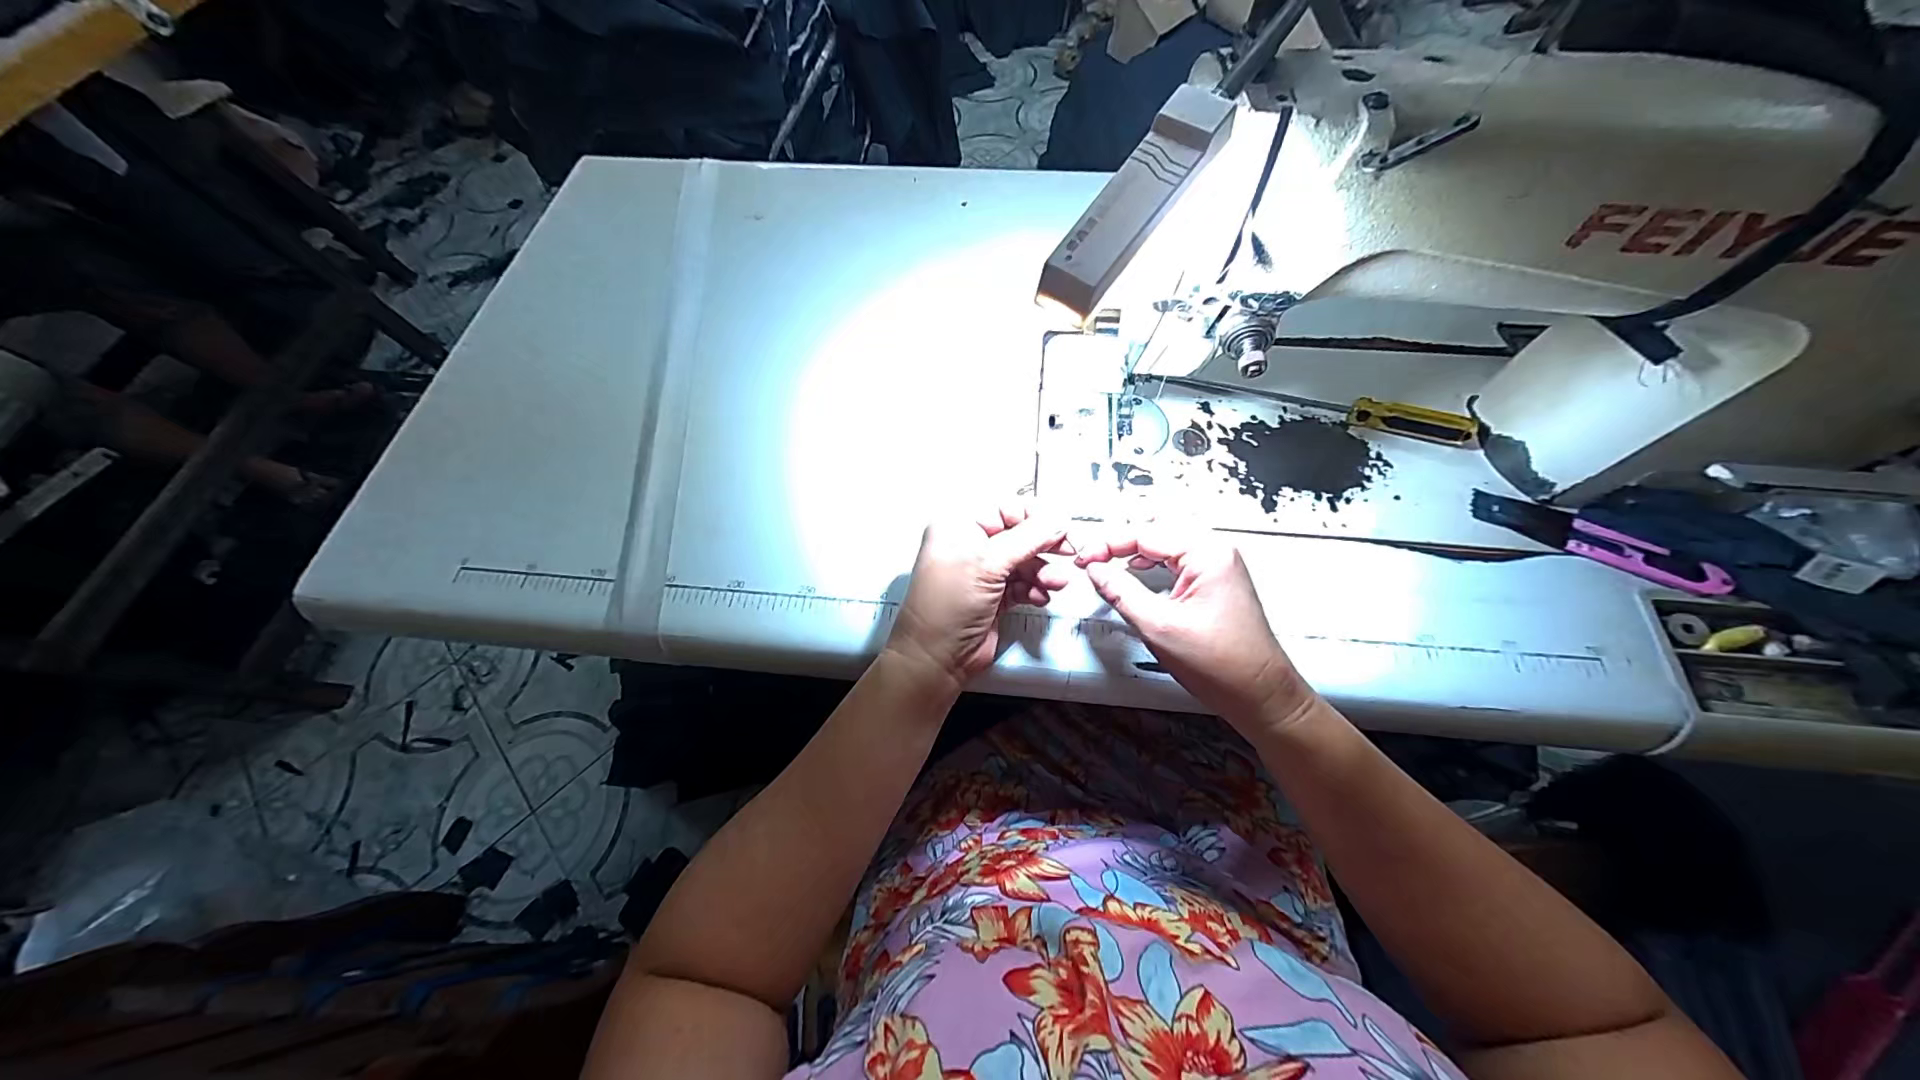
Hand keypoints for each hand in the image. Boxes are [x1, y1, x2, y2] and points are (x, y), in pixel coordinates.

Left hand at [885, 506, 1071, 690]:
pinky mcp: (993, 596)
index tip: (1060, 527)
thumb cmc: (943, 610)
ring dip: (1043, 571)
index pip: (1005, 508)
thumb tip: (1055, 520)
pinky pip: (1023, 583)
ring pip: (1025, 561)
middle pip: (1019, 534)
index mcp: (958, 527)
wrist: (936, 660)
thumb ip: (1026, 539)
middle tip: (1067, 551)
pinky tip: (1039, 596)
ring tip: (1054, 582)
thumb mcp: (987, 565)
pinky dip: (1035, 588)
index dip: (1035, 516)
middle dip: (1044, 545)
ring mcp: (982, 572)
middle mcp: (969, 546)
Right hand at [1071, 524, 1315, 734]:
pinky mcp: (1215, 581)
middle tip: (1094, 558)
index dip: (1108, 545)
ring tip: (1108, 563)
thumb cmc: (1225, 665)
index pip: (1146, 534)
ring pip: (1166, 540)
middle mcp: (1217, 553)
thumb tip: (1097, 571)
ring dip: (1135, 548)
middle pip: (1157, 528)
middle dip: (1121, 540)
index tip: (1085, 560)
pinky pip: (1177, 557)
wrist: (1260, 694)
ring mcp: (1218, 566)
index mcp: (1208, 555)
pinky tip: (1136, 571)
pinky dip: (1151, 561)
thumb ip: (1121, 592)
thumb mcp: (1158, 627)